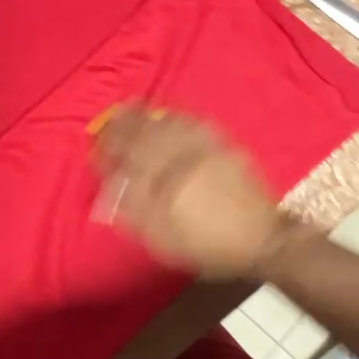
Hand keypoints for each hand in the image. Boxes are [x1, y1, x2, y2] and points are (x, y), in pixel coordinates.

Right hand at [91, 108, 311, 278]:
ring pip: (169, 126)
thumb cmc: (211, 249)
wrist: (263, 240)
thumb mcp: (167, 242)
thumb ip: (137, 216)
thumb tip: (110, 194)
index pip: (129, 163)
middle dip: (122, 128)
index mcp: (166, 188)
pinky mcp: (225, 147)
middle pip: (146, 138)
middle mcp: (183, 162)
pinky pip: (195, 124)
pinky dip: (175, 116)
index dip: (110, 154)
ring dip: (145, 117)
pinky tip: (166, 114)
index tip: (96, 149)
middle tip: (106, 120)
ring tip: (128, 109)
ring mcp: (206, 151)